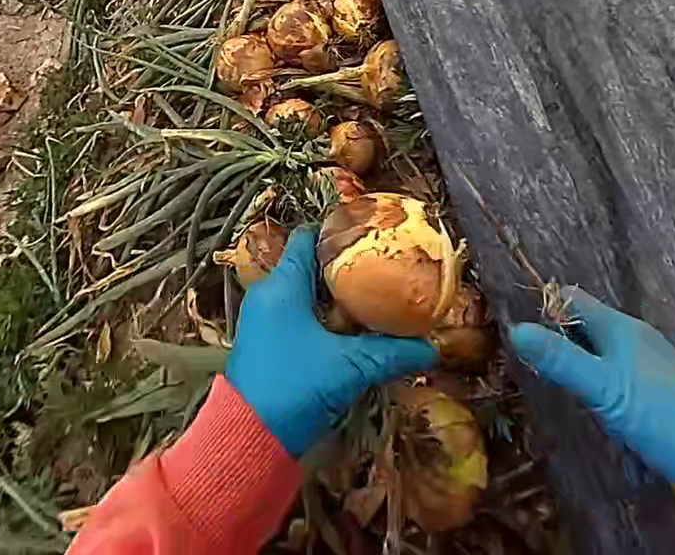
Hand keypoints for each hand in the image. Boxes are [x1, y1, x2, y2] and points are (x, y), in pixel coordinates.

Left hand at [226, 226, 437, 456]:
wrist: (245, 444)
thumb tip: (429, 349)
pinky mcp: (262, 342)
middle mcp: (268, 293)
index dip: (336, 230)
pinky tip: (345, 331)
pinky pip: (293, 313)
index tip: (365, 234)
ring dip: (330, 294)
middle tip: (376, 268)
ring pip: (301, 291)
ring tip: (367, 297)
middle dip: (341, 265)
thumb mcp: (348, 368)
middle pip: (308, 263)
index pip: (307, 236)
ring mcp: (262, 319)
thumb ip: (389, 353)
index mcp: (282, 284)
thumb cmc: (293, 389)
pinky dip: (318, 315)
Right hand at [509, 288, 674, 554]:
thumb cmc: (662, 418)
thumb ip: (559, 359)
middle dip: (566, 353)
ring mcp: (651, 368)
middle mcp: (635, 338)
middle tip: (548, 380)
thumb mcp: (602, 388)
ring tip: (585, 414)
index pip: (572, 299)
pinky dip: (613, 410)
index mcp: (620, 326)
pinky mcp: (663, 397)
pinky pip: (623, 391)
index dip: (546, 310)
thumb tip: (516, 329)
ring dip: (589, 387)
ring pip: (603, 364)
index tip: (525, 338)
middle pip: (586, 330)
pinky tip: (618, 440)